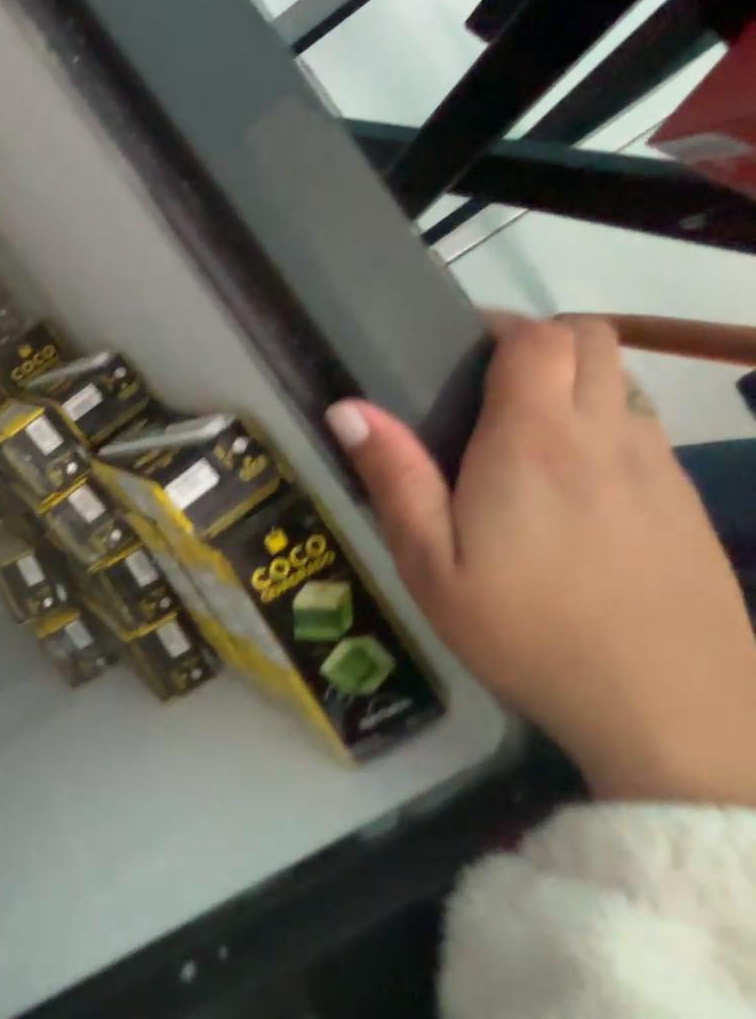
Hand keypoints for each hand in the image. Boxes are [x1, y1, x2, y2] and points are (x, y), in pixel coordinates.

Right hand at [327, 315, 755, 805]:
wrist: (673, 705)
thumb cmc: (524, 631)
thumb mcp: (428, 564)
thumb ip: (394, 479)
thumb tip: (348, 408)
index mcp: (533, 443)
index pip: (538, 339)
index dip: (498, 325)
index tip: (452, 349)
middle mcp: (605, 436)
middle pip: (592, 341)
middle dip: (537, 340)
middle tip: (478, 382)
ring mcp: (655, 467)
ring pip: (622, 382)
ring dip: (573, 380)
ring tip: (515, 431)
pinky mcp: (683, 501)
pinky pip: (642, 428)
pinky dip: (603, 422)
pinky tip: (565, 482)